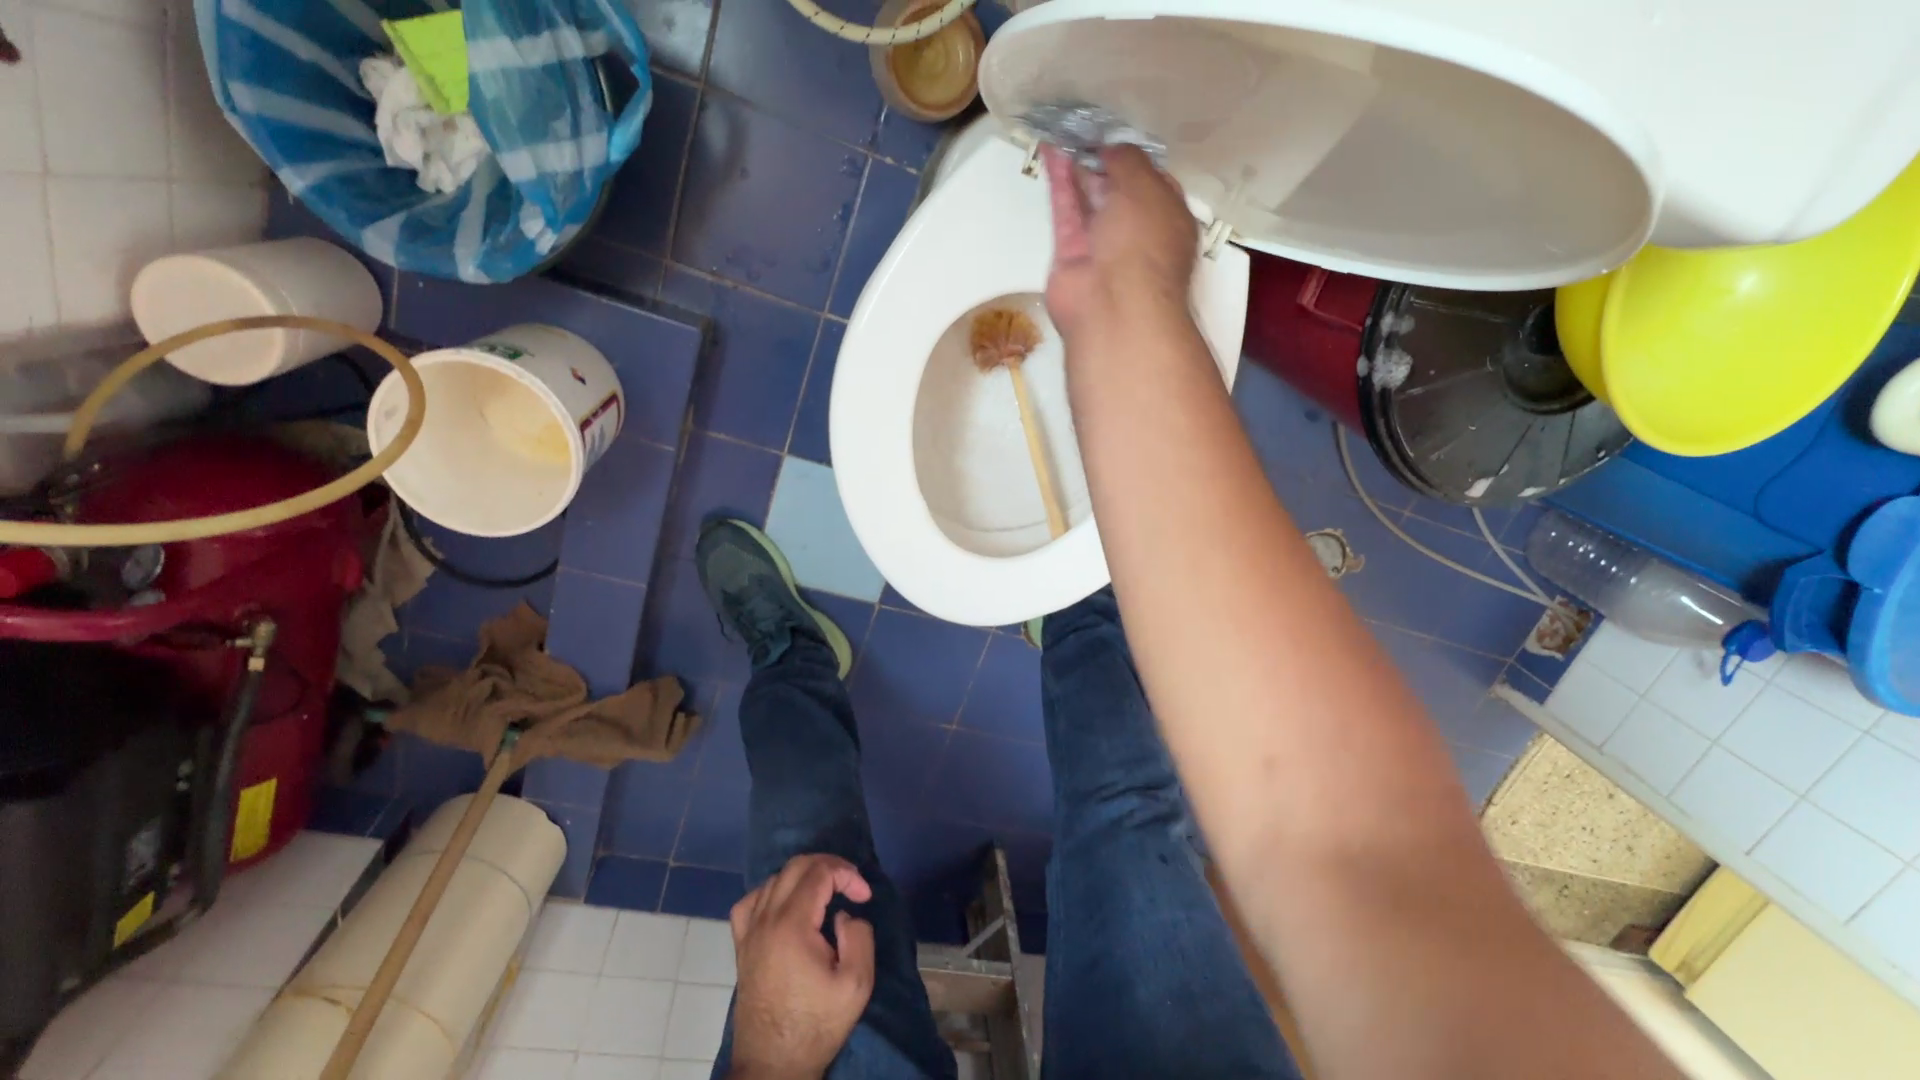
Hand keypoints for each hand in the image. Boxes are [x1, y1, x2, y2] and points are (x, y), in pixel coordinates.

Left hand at [727, 854, 876, 1079]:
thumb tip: (846, 915)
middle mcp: (765, 920)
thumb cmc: (816, 1025)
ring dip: (804, 876)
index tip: (865, 896)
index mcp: (791, 925)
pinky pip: (751, 901)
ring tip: (827, 893)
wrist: (773, 1063)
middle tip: (851, 886)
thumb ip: (859, 937)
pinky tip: (787, 904)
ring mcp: (749, 932)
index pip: (819, 872)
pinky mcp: (742, 946)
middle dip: (828, 866)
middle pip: (795, 866)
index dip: (847, 874)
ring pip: (774, 879)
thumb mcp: (856, 984)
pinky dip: (773, 891)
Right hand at [1043, 144, 1198, 344]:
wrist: (1112, 307)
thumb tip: (1110, 149)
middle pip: (1118, 191)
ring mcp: (1103, 246)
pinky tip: (1051, 153)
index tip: (1113, 136)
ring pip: (1089, 200)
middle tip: (1083, 131)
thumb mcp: (1146, 188)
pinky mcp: (1072, 255)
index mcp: (1169, 219)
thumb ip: (1128, 161)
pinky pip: (1066, 212)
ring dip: (1077, 168)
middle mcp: (1138, 233)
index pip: (1153, 182)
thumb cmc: (1143, 244)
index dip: (1134, 158)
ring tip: (1062, 134)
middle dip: (1102, 162)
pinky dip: (1060, 183)